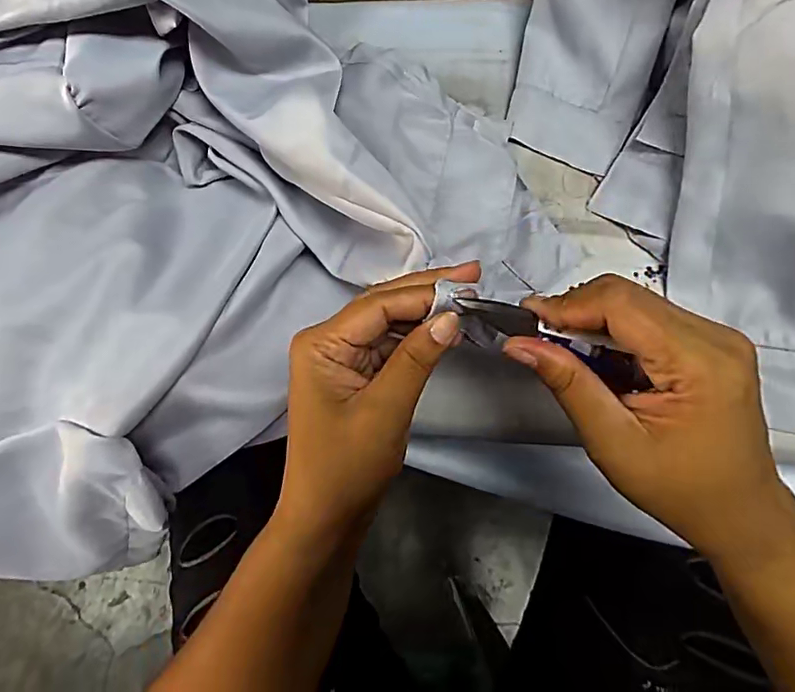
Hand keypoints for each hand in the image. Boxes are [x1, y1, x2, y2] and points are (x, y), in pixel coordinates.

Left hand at [274, 261, 476, 539]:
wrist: (324, 518)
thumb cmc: (347, 468)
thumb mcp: (386, 410)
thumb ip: (416, 358)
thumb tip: (450, 316)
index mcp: (322, 342)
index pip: (378, 304)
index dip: (424, 290)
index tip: (468, 281)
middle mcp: (326, 340)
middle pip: (380, 304)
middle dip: (426, 290)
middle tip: (472, 275)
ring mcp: (339, 356)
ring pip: (386, 320)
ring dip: (424, 309)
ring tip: (465, 294)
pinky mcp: (353, 372)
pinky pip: (387, 342)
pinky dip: (415, 334)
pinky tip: (442, 324)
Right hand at [504, 275, 794, 558]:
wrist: (742, 516)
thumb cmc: (685, 490)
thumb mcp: (613, 442)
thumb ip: (568, 384)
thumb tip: (522, 344)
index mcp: (700, 363)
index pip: (620, 304)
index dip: (568, 306)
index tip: (530, 321)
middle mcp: (716, 340)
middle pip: (626, 295)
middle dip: (576, 310)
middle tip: (542, 337)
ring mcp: (717, 337)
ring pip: (633, 299)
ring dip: (592, 318)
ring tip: (568, 351)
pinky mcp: (710, 342)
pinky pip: (648, 314)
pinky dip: (613, 327)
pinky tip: (601, 357)